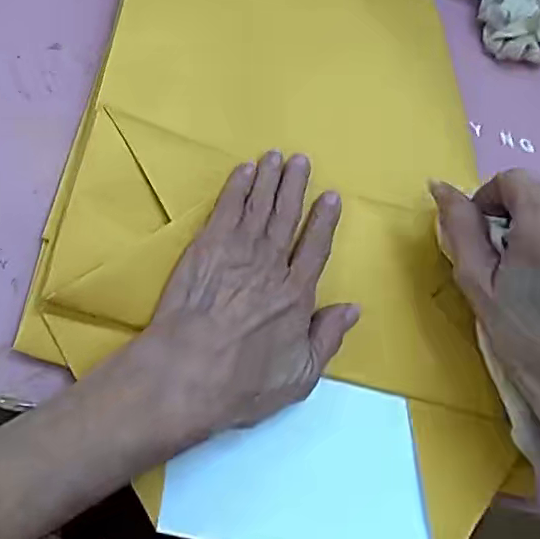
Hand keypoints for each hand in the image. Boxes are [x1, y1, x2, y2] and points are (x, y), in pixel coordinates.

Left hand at [117, 151, 358, 446]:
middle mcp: (271, 265)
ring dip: (268, 179)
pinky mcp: (206, 247)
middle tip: (300, 160)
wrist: (187, 370)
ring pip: (258, 206)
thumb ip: (327, 338)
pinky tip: (244, 171)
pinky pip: (226, 209)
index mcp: (296, 295)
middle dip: (294, 186)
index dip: (323, 220)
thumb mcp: (299, 376)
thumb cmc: (242, 382)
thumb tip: (352, 308)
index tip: (330, 197)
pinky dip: (237, 187)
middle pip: (286, 217)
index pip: (315, 247)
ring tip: (276, 156)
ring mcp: (237, 252)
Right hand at [431, 169, 539, 438]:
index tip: (482, 229)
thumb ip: (459, 226)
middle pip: (539, 193)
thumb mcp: (475, 280)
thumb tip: (439, 185)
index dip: (490, 196)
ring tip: (533, 270)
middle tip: (503, 256)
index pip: (515, 179)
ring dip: (539, 226)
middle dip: (514, 213)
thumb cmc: (519, 335)